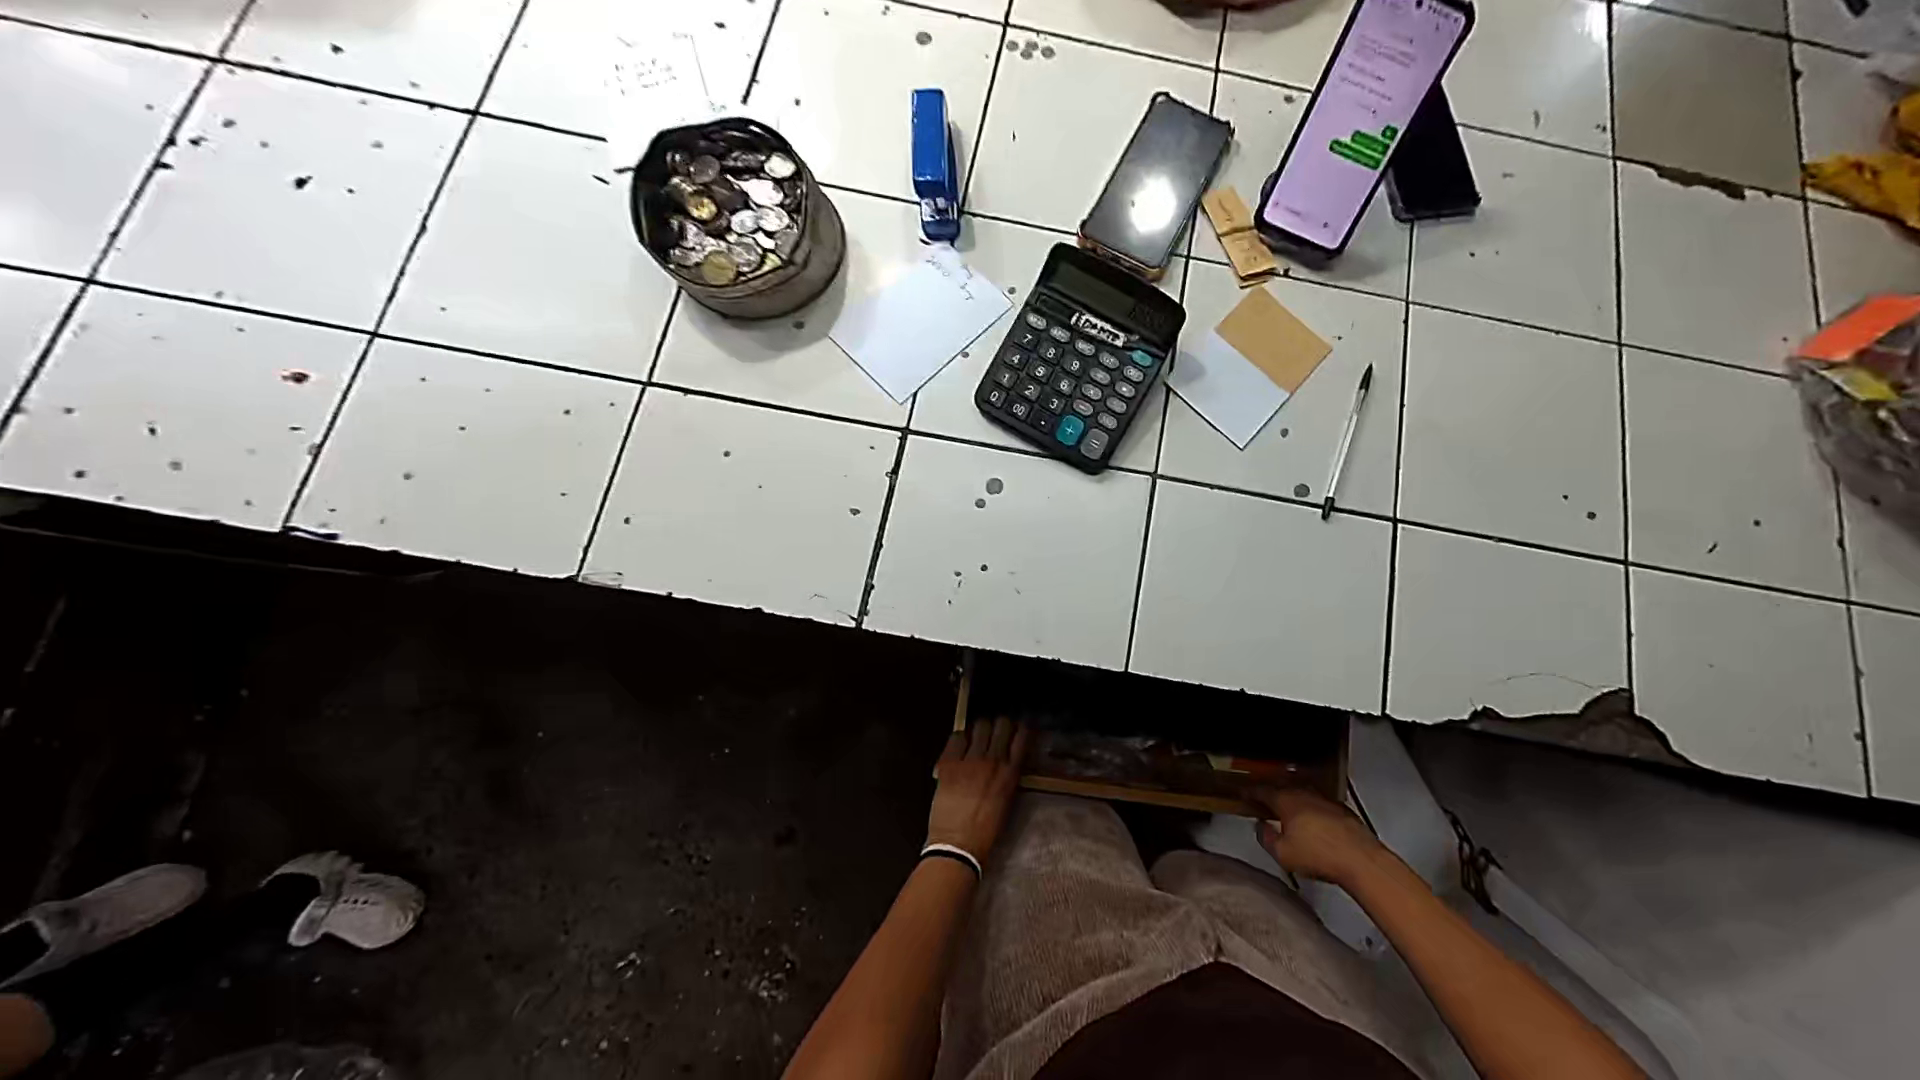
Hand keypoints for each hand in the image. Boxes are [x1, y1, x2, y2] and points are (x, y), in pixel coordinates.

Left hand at [926, 717, 1029, 863]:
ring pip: (979, 726)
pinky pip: (956, 737)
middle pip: (1000, 724)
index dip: (1019, 728)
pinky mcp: (949, 762)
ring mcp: (970, 759)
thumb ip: (1006, 777)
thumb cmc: (985, 830)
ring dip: (980, 729)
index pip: (1021, 737)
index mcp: (1010, 773)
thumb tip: (1005, 761)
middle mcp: (993, 761)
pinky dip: (960, 738)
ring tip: (977, 735)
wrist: (957, 844)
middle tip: (995, 729)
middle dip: (999, 724)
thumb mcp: (1006, 801)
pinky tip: (959, 745)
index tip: (1016, 727)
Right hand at [1251, 787, 1389, 886]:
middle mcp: (1305, 794)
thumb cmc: (1319, 856)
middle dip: (1273, 792)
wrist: (1363, 862)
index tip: (1243, 793)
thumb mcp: (1282, 854)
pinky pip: (1320, 804)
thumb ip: (1266, 838)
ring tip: (1287, 809)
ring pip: (1303, 794)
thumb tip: (1262, 828)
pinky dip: (1311, 808)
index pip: (1262, 790)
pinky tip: (1313, 821)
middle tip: (1264, 800)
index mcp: (1286, 800)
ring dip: (1293, 799)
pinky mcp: (1344, 812)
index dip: (1251, 792)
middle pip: (1284, 788)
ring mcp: (1326, 801)